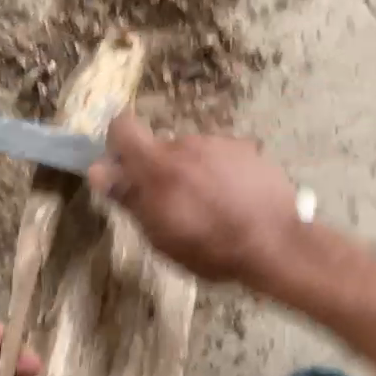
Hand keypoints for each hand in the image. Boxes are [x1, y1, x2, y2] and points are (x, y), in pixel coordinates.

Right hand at [87, 113, 301, 283]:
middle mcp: (187, 144)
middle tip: (175, 207)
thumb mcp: (160, 235)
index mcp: (158, 165)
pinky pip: (220, 156)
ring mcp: (219, 143)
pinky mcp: (247, 148)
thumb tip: (98, 169)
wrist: (277, 244)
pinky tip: (235, 201)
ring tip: (212, 208)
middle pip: (160, 147)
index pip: (122, 127)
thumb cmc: (211, 248)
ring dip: (193, 173)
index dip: (118, 143)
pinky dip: (220, 173)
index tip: (125, 170)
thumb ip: (129, 198)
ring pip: (192, 153)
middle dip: (161, 172)